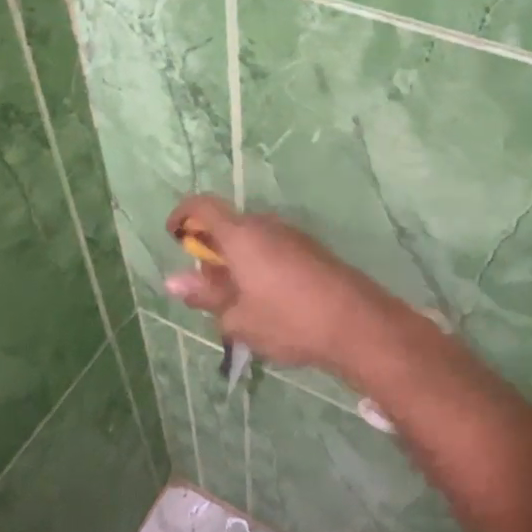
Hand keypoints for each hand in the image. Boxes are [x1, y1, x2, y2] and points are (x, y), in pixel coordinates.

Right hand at [164, 195, 413, 374]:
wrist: (358, 325)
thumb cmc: (288, 320)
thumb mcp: (238, 317)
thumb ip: (205, 295)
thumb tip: (173, 281)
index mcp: (241, 235)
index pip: (202, 206)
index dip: (183, 216)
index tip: (173, 237)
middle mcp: (267, 225)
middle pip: (229, 225)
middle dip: (211, 250)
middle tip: (207, 288)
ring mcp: (294, 236)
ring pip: (253, 239)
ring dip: (237, 261)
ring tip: (237, 303)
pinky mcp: (313, 251)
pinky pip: (274, 250)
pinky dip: (260, 266)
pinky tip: (268, 303)